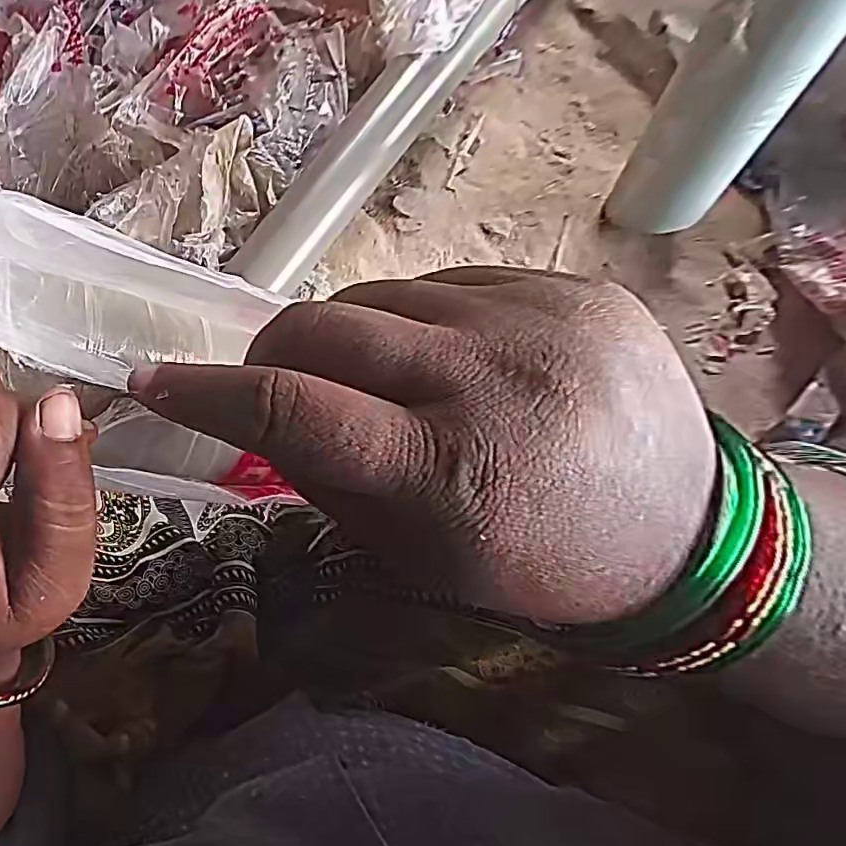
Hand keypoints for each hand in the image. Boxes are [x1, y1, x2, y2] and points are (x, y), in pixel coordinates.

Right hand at [133, 267, 715, 624]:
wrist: (693, 538)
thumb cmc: (516, 559)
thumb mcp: (395, 544)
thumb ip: (312, 469)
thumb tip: (246, 410)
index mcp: (443, 468)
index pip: (289, 409)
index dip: (206, 390)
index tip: (152, 379)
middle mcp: (492, 380)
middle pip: (316, 329)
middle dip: (268, 354)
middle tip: (274, 384)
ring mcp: (539, 322)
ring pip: (366, 299)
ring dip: (342, 340)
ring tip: (378, 382)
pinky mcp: (570, 288)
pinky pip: (431, 286)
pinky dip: (406, 324)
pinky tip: (443, 362)